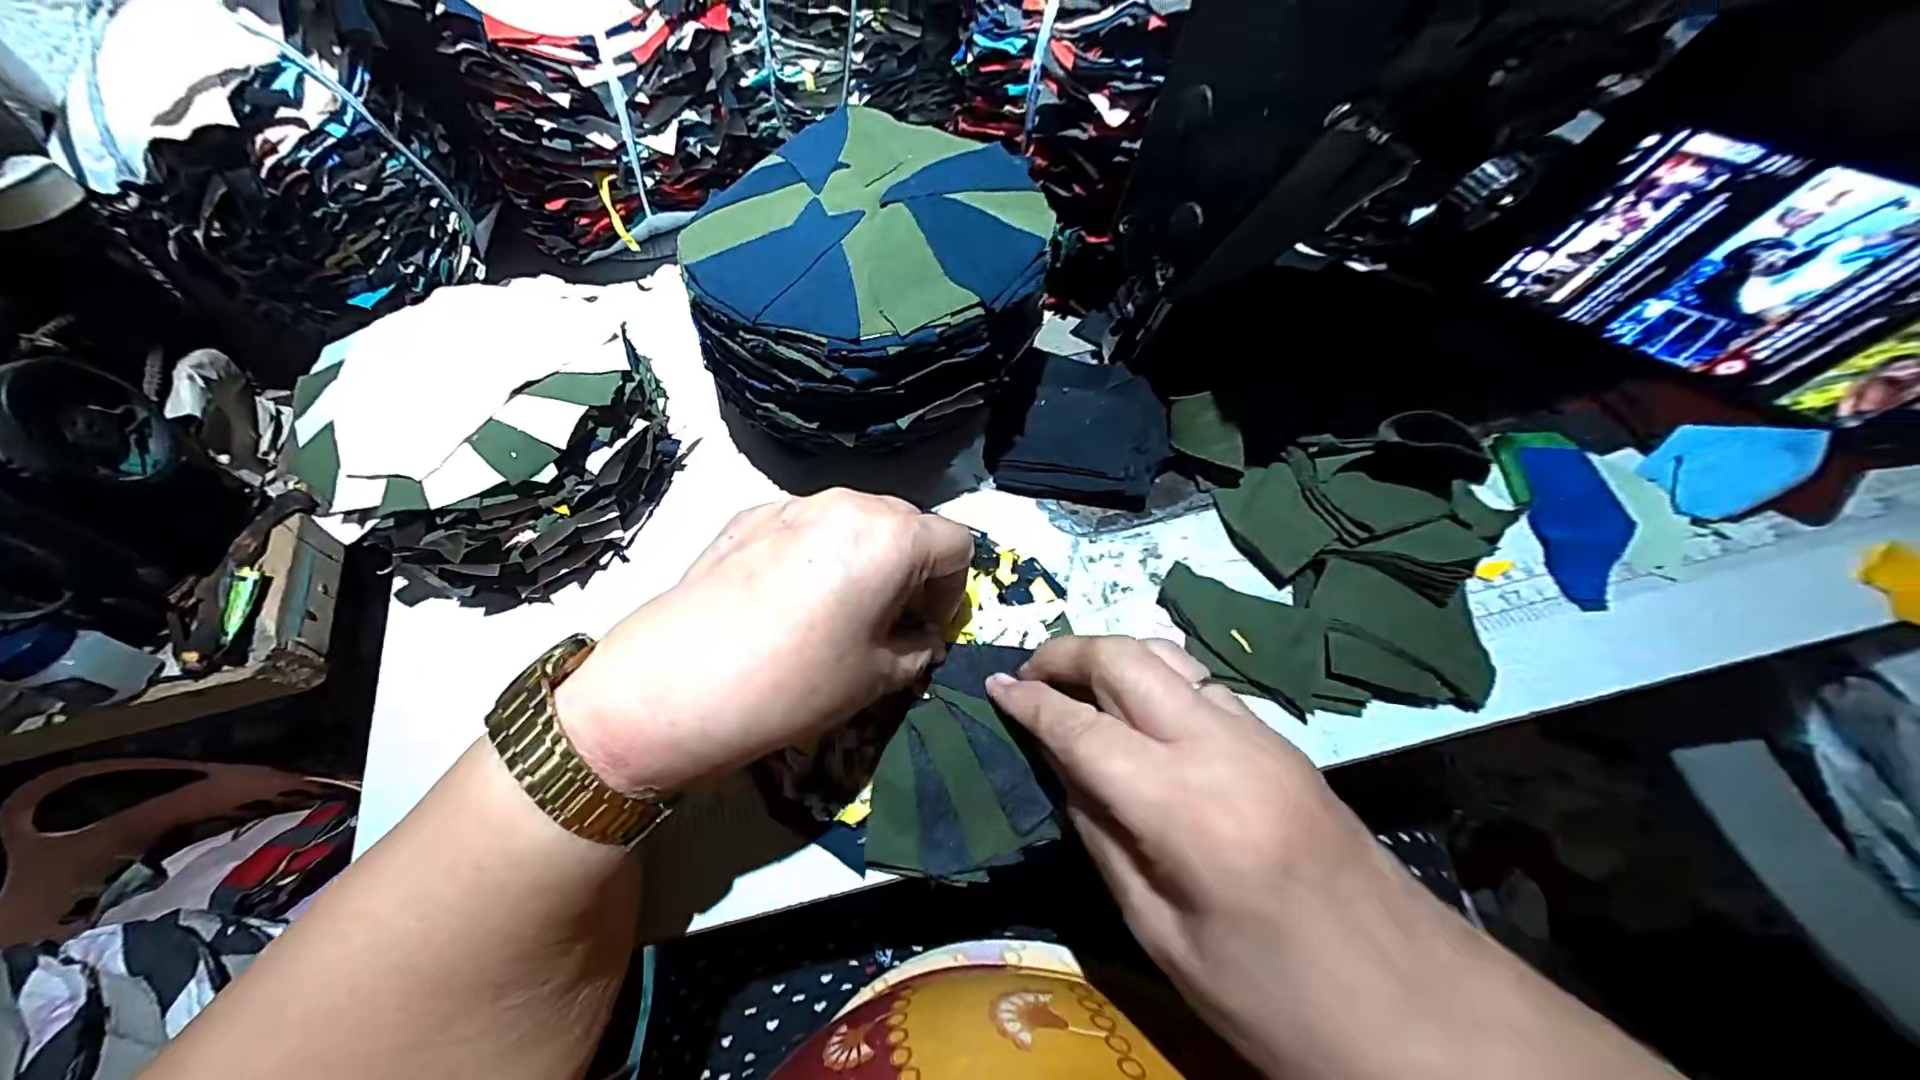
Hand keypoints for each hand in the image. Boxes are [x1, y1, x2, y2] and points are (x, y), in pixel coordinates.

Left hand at [556, 489, 973, 793]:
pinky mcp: (747, 516)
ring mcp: (791, 504)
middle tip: (889, 619)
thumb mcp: (878, 676)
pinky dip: (818, 554)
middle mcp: (846, 503)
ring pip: (855, 520)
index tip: (927, 626)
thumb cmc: (795, 682)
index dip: (954, 588)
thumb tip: (923, 635)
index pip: (956, 542)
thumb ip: (919, 646)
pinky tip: (788, 601)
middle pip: (907, 523)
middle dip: (912, 568)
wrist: (673, 689)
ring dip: (866, 558)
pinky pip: (806, 527)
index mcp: (891, 534)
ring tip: (838, 609)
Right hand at [987, 637, 1677, 1079]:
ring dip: (1111, 655)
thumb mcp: (1162, 935)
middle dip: (1067, 653)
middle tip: (1029, 674)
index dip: (1030, 702)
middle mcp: (1221, 748)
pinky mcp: (1283, 741)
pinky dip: (1154, 675)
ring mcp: (1260, 735)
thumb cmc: (1275, 999)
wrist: (1419, 1010)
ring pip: (1169, 656)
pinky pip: (1201, 682)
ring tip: (1074, 680)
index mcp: (1183, 809)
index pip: (1082, 728)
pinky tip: (1136, 705)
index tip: (993, 685)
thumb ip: (1102, 835)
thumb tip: (1064, 766)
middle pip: (1127, 660)